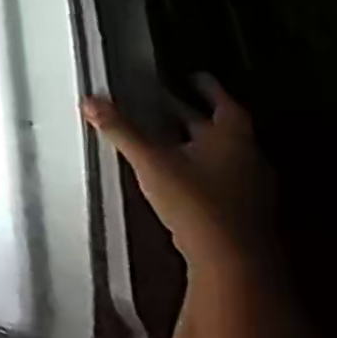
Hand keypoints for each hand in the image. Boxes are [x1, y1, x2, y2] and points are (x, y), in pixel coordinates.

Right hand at [83, 73, 269, 274]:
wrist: (233, 262)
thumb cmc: (196, 201)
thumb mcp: (150, 160)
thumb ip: (119, 129)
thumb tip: (89, 100)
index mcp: (232, 142)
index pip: (226, 106)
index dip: (210, 90)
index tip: (193, 75)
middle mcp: (246, 160)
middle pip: (220, 128)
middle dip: (192, 112)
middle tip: (164, 96)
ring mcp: (246, 186)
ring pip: (219, 151)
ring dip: (193, 137)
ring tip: (162, 127)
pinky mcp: (239, 207)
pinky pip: (217, 172)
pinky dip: (196, 160)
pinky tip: (173, 164)